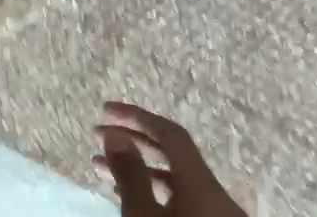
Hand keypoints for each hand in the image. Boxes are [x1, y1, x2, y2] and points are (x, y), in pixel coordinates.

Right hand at [93, 102, 246, 216]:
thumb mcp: (143, 214)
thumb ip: (130, 173)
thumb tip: (116, 134)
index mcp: (203, 185)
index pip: (171, 134)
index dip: (137, 116)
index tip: (104, 109)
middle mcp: (218, 197)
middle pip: (175, 156)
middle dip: (133, 140)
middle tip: (96, 135)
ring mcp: (220, 216)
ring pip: (177, 180)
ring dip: (138, 168)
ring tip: (100, 167)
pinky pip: (184, 199)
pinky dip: (154, 190)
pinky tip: (130, 197)